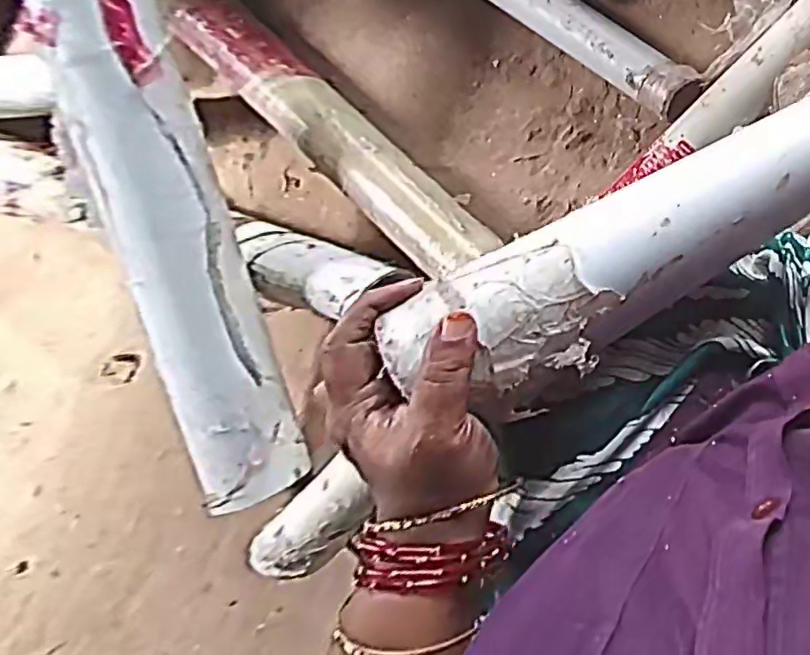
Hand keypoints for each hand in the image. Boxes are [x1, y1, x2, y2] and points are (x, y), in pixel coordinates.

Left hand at [321, 279, 500, 531]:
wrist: (447, 524)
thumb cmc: (432, 487)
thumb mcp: (438, 425)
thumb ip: (445, 373)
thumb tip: (454, 321)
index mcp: (354, 407)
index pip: (347, 341)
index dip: (374, 306)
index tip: (412, 287)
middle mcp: (367, 403)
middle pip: (363, 343)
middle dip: (391, 310)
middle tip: (428, 290)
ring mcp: (394, 407)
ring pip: (391, 354)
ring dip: (413, 326)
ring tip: (443, 308)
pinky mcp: (424, 409)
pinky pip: (421, 366)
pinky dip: (437, 345)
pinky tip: (459, 341)